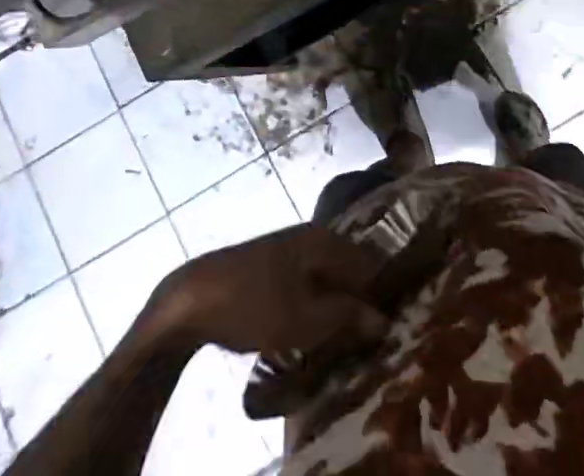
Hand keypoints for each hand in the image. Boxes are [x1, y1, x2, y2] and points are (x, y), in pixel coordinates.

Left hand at [152, 225, 386, 357]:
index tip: (395, 329)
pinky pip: (304, 286)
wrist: (189, 300)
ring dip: (335, 309)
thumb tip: (383, 319)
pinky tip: (314, 334)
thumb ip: (347, 317)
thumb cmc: (251, 305)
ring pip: (324, 281)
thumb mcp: (305, 319)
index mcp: (322, 240)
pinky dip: (313, 307)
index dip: (383, 296)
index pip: (369, 265)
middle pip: (346, 271)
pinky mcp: (268, 269)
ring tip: (346, 345)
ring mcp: (286, 251)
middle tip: (371, 343)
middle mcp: (308, 238)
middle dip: (359, 304)